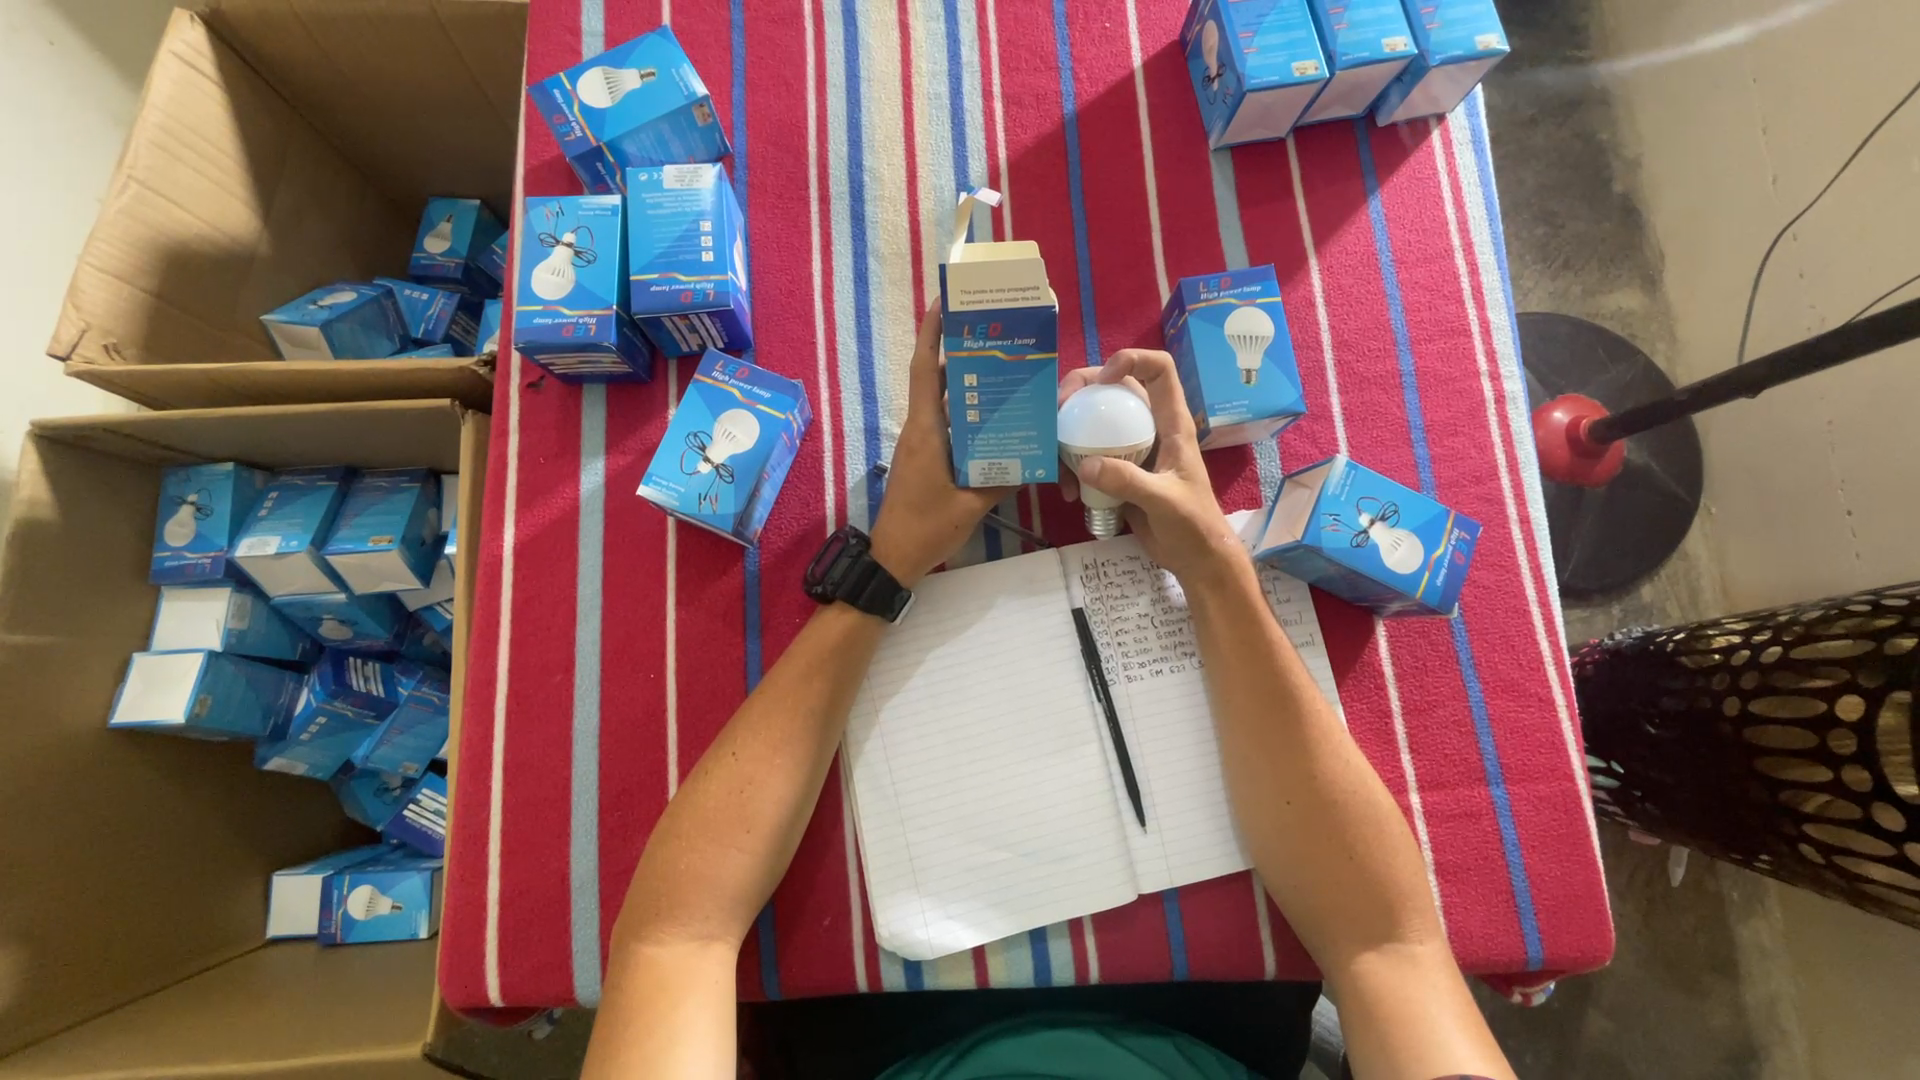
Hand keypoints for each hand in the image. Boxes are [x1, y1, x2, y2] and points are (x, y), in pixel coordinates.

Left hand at [869, 310, 1017, 587]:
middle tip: (995, 335)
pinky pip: (946, 425)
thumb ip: (1002, 479)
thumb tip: (1033, 459)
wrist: (894, 557)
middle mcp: (920, 430)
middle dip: (960, 353)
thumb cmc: (928, 527)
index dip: (932, 333)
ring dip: (965, 384)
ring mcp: (920, 444)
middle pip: (937, 380)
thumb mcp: (972, 504)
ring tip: (1001, 369)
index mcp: (927, 431)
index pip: (925, 370)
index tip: (944, 301)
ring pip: (943, 402)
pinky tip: (992, 419)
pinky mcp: (924, 459)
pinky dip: (966, 415)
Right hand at [1057, 350, 1247, 588]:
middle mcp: (1150, 428)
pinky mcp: (1119, 472)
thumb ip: (1128, 481)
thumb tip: (1085, 464)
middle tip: (1058, 410)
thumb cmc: (1193, 525)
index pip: (1159, 370)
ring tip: (1054, 455)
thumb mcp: (1164, 501)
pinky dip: (1073, 465)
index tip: (1102, 381)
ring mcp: (1133, 449)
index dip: (1131, 360)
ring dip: (1071, 432)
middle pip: (1116, 388)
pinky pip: (1089, 455)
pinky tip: (1067, 488)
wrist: (1196, 559)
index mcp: (1172, 424)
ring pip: (1097, 421)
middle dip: (1083, 390)